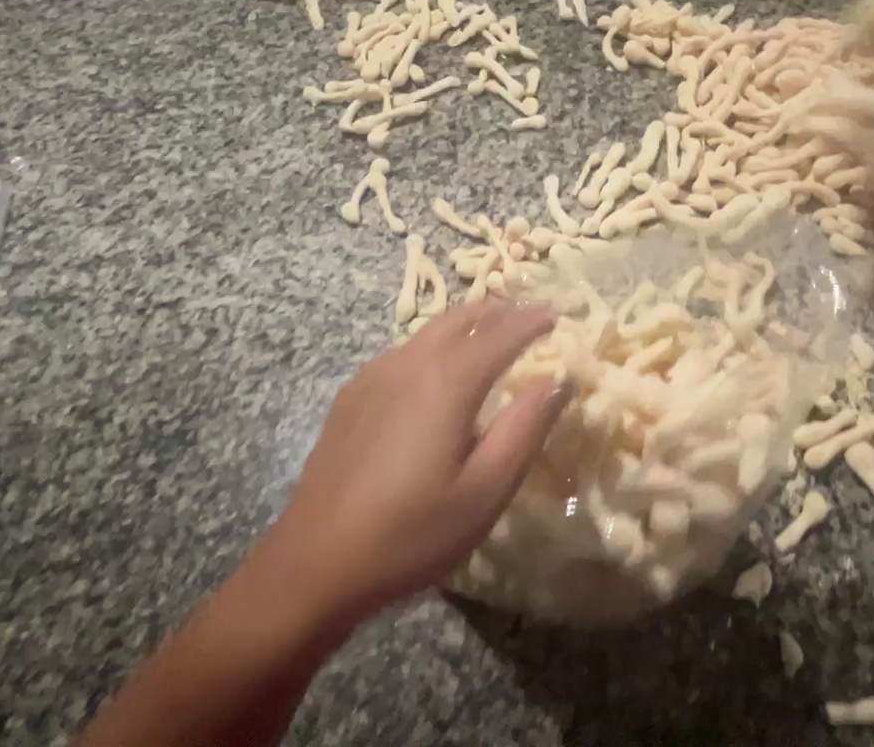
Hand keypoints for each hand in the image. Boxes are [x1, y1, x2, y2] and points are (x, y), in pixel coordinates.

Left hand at [247, 301, 568, 625]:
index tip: (557, 313)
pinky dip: (435, 344)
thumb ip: (523, 429)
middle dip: (499, 311)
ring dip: (466, 324)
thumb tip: (557, 381)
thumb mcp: (484, 492)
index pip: (500, 333)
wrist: (316, 561)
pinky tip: (438, 370)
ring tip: (492, 333)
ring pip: (428, 331)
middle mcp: (408, 363)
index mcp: (446, 381)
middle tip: (529, 315)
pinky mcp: (352, 395)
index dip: (531, 320)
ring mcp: (373, 376)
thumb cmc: (412, 533)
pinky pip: (404, 351)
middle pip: (460, 318)